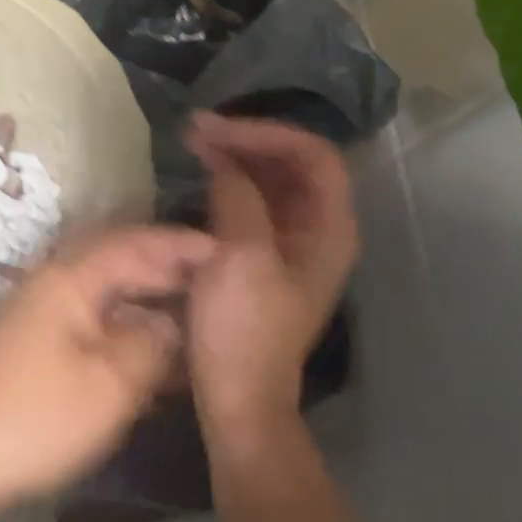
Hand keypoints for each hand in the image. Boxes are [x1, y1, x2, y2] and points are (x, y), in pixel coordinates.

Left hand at [0, 226, 213, 515]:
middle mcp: (50, 281)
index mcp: (68, 280)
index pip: (131, 244)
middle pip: (113, 257)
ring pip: (100, 285)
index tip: (221, 247)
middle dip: (160, 262)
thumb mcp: (106, 388)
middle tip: (209, 275)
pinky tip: (141, 342)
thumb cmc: (33, 417)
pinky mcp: (31, 335)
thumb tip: (170, 321)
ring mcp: (36, 307)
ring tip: (185, 306)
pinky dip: (119, 316)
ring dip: (140, 290)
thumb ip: (146, 346)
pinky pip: (87, 310)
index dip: (176, 242)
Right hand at [182, 112, 358, 431]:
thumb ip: (237, 195)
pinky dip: (228, 178)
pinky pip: (253, 199)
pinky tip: (199, 174)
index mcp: (329, 228)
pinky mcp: (263, 254)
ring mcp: (291, 243)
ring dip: (235, 154)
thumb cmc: (244, 326)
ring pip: (272, 179)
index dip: (265, 133)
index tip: (214, 130)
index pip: (312, 154)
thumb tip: (219, 154)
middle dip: (247, 138)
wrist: (238, 392)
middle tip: (195, 129)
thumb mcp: (240, 254)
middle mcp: (318, 229)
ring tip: (192, 142)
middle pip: (294, 162)